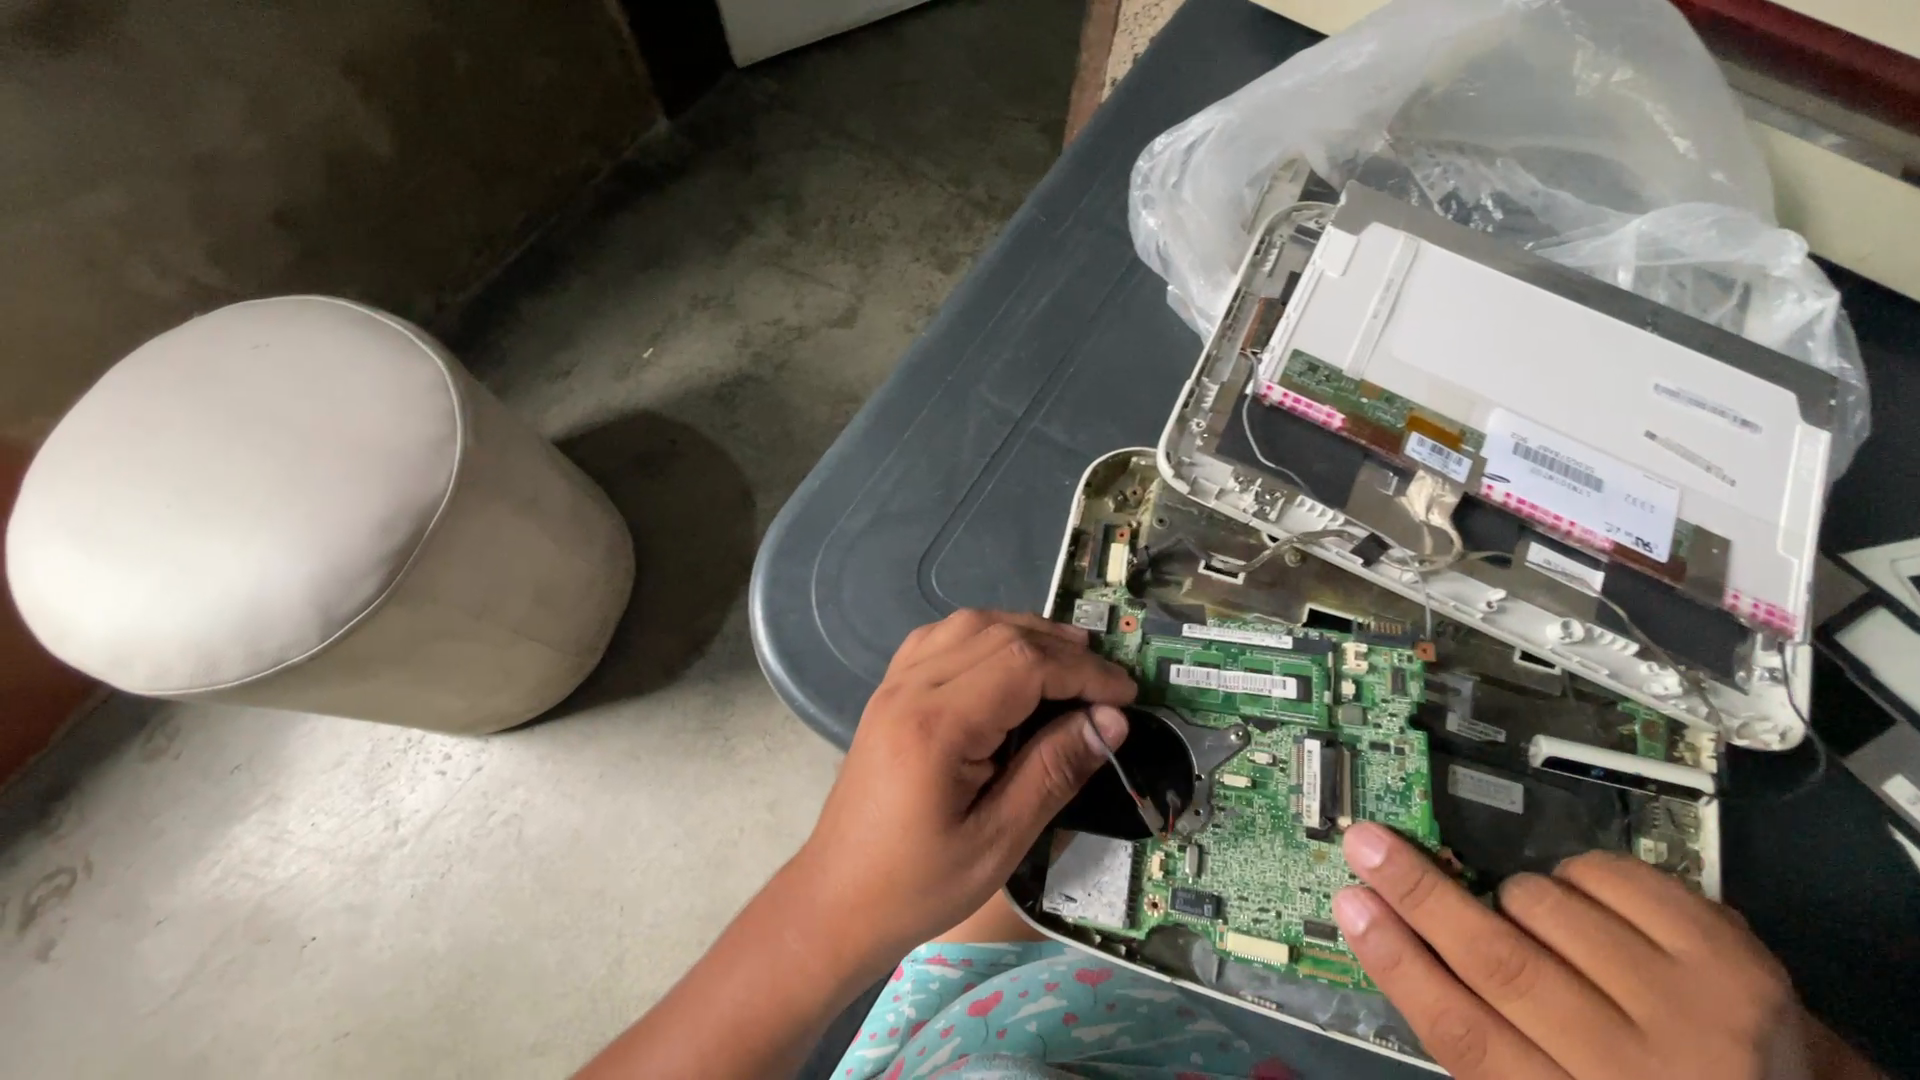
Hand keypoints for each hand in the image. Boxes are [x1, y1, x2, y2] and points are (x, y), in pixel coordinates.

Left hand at [791, 610, 1135, 962]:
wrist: (835, 899)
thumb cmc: (917, 884)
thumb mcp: (998, 842)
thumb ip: (1053, 772)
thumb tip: (1111, 721)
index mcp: (936, 726)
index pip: (1023, 665)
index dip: (1082, 672)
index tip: (1125, 696)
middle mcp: (910, 688)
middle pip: (997, 634)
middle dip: (1061, 648)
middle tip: (1106, 681)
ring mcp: (892, 686)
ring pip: (967, 626)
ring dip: (1023, 632)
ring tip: (1068, 658)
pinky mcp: (887, 694)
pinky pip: (938, 639)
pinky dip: (982, 635)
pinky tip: (1004, 659)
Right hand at [1332, 823, 1857, 1079]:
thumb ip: (1482, 1036)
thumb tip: (1387, 928)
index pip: (1465, 1035)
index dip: (1398, 963)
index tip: (1350, 906)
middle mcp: (1640, 1071)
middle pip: (1502, 964)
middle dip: (1420, 893)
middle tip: (1366, 844)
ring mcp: (1698, 1013)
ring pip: (1549, 907)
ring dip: (1515, 897)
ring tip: (1534, 925)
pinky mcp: (1736, 960)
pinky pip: (1612, 876)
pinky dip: (1576, 874)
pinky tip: (1588, 907)